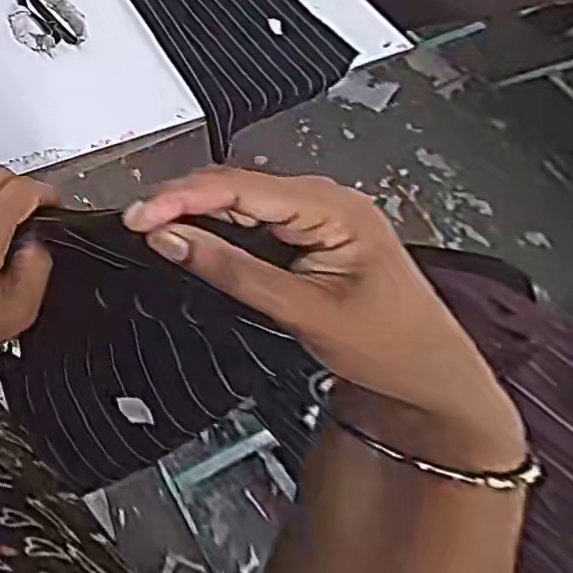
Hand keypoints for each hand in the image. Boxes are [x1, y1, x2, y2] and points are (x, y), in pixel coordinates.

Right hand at [124, 168, 525, 471]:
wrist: (436, 388)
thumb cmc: (393, 350)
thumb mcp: (303, 310)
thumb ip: (228, 269)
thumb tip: (165, 236)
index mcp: (334, 209)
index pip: (235, 188)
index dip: (178, 198)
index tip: (138, 217)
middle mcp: (323, 199)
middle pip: (228, 184)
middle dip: (176, 200)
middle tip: (136, 222)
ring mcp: (312, 212)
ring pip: (230, 196)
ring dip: (187, 209)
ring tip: (151, 225)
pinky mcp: (300, 228)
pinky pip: (241, 213)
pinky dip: (206, 221)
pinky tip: (184, 231)